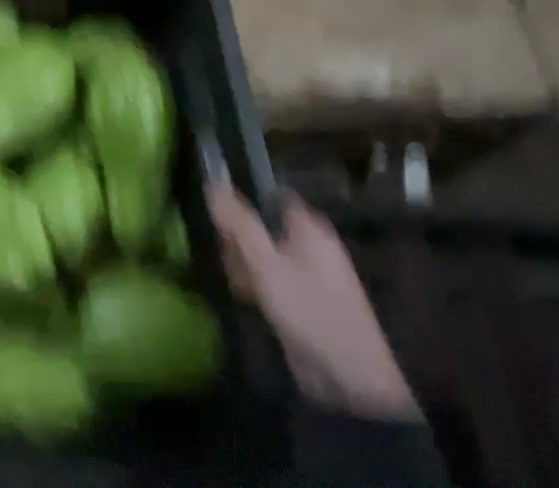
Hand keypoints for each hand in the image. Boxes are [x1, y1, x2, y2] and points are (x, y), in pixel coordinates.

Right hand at [207, 186, 420, 420]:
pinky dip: (253, 287)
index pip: (267, 198)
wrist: (346, 377)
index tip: (222, 222)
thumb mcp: (267, 264)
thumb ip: (239, 223)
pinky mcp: (295, 296)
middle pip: (255, 226)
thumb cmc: (310, 311)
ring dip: (242, 269)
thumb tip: (213, 181)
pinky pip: (263, 278)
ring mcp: (302, 272)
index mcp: (309, 230)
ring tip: (248, 290)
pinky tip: (252, 301)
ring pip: (254, 254)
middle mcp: (307, 245)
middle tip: (240, 266)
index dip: (242, 206)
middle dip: (238, 246)